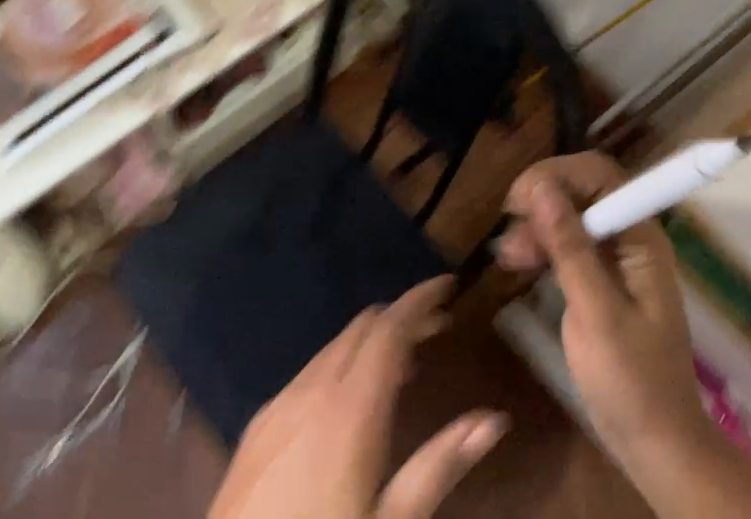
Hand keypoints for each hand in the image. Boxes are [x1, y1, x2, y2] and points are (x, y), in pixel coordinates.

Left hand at [209, 276, 509, 518]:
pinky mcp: (258, 424)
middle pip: (360, 329)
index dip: (419, 300)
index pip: (389, 329)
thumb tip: (492, 421)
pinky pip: (307, 372)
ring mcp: (279, 404)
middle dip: (400, 317)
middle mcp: (312, 390)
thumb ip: (440, 465)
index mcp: (351, 408)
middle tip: (438, 327)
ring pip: (332, 347)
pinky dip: (339, 364)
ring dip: (369, 342)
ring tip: (405, 363)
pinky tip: (350, 397)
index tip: (447, 284)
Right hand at [495, 153, 711, 467]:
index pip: (601, 177)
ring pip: (571, 218)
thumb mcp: (596, 313)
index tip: (518, 199)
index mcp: (642, 239)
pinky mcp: (599, 282)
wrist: (654, 441)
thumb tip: (542, 188)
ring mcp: (615, 261)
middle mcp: (630, 240)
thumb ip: (571, 248)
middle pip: (584, 191)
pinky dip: (542, 248)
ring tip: (507, 254)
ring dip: (537, 226)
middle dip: (543, 199)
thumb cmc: (631, 379)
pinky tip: (517, 261)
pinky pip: (568, 247)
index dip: (558, 175)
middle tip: (507, 224)